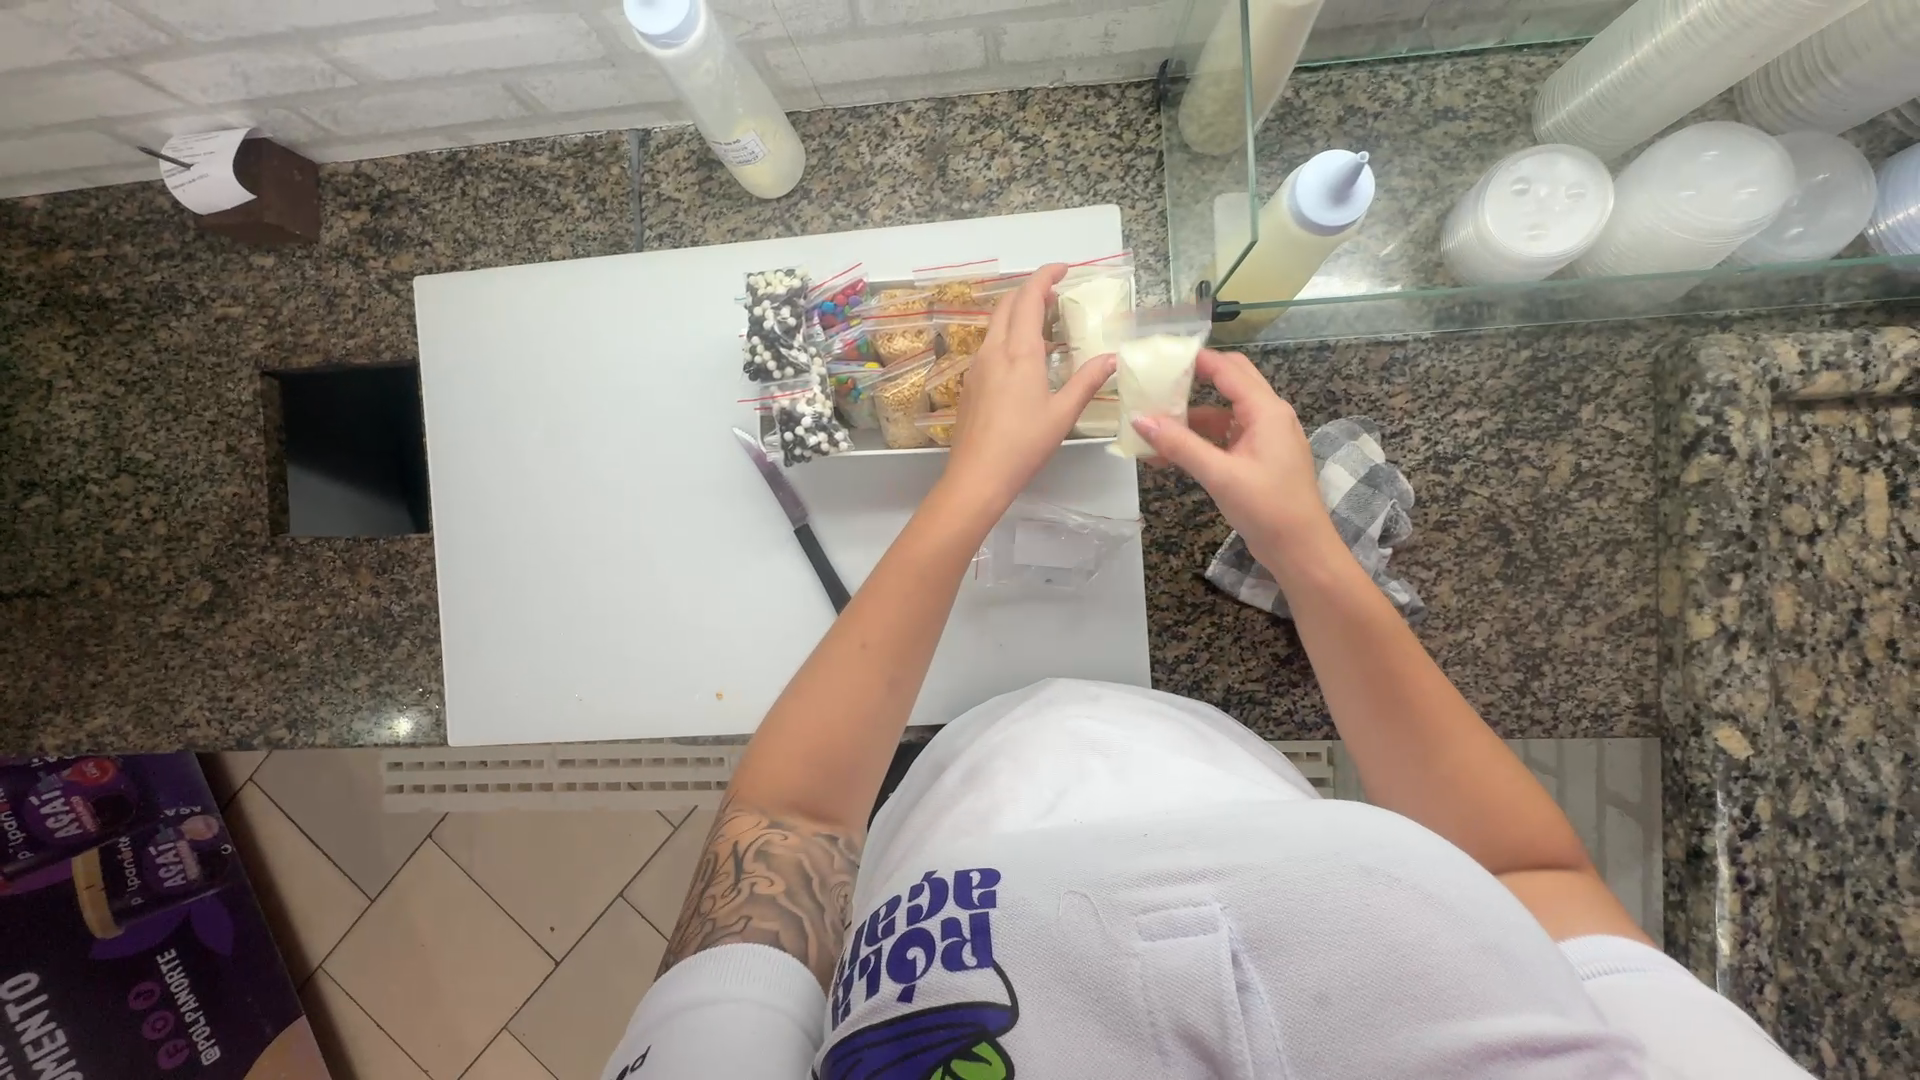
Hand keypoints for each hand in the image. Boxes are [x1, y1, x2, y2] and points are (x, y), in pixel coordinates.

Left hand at [941, 263, 1116, 509]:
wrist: (977, 475)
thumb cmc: (1024, 445)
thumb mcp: (1063, 414)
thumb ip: (1087, 381)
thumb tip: (1112, 358)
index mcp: (1019, 352)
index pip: (1029, 297)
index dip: (1045, 275)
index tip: (1063, 268)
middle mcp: (993, 351)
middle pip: (1007, 304)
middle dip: (1030, 291)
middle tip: (1055, 296)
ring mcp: (977, 367)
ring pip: (995, 325)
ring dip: (1017, 314)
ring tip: (1042, 325)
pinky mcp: (969, 384)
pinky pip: (988, 347)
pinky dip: (1007, 337)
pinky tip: (1022, 360)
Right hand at [1130, 349, 1335, 566]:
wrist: (1300, 549)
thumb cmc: (1267, 508)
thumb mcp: (1219, 475)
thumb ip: (1179, 445)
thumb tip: (1140, 420)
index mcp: (1266, 411)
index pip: (1227, 369)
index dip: (1196, 359)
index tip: (1161, 357)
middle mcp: (1269, 416)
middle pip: (1229, 383)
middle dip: (1193, 381)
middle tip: (1157, 383)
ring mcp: (1265, 438)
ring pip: (1223, 414)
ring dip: (1191, 418)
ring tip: (1153, 426)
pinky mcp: (1258, 458)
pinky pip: (1225, 438)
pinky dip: (1199, 441)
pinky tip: (1171, 453)